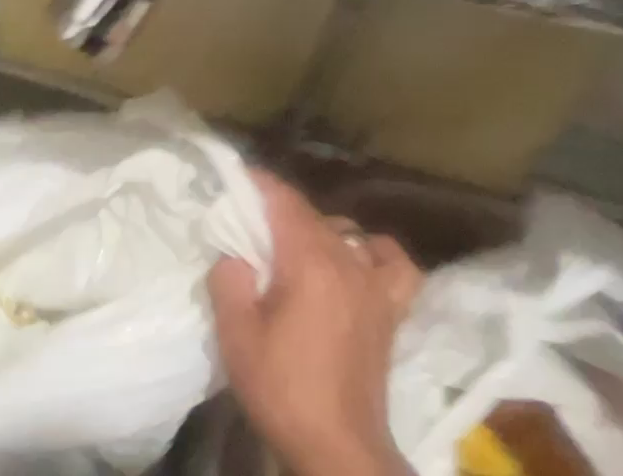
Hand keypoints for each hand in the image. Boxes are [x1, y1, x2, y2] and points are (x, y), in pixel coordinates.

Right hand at [208, 170, 423, 475]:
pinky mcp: (390, 312)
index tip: (234, 176)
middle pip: (313, 215)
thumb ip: (228, 280)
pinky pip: (394, 265)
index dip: (258, 183)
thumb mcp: (235, 334)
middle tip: (245, 221)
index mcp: (311, 262)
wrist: (336, 446)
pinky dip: (377, 253)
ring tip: (291, 247)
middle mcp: (349, 263)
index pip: (284, 201)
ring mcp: (376, 287)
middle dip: (278, 209)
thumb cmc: (282, 387)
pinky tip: (358, 259)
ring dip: (317, 230)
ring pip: (347, 233)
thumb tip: (234, 254)